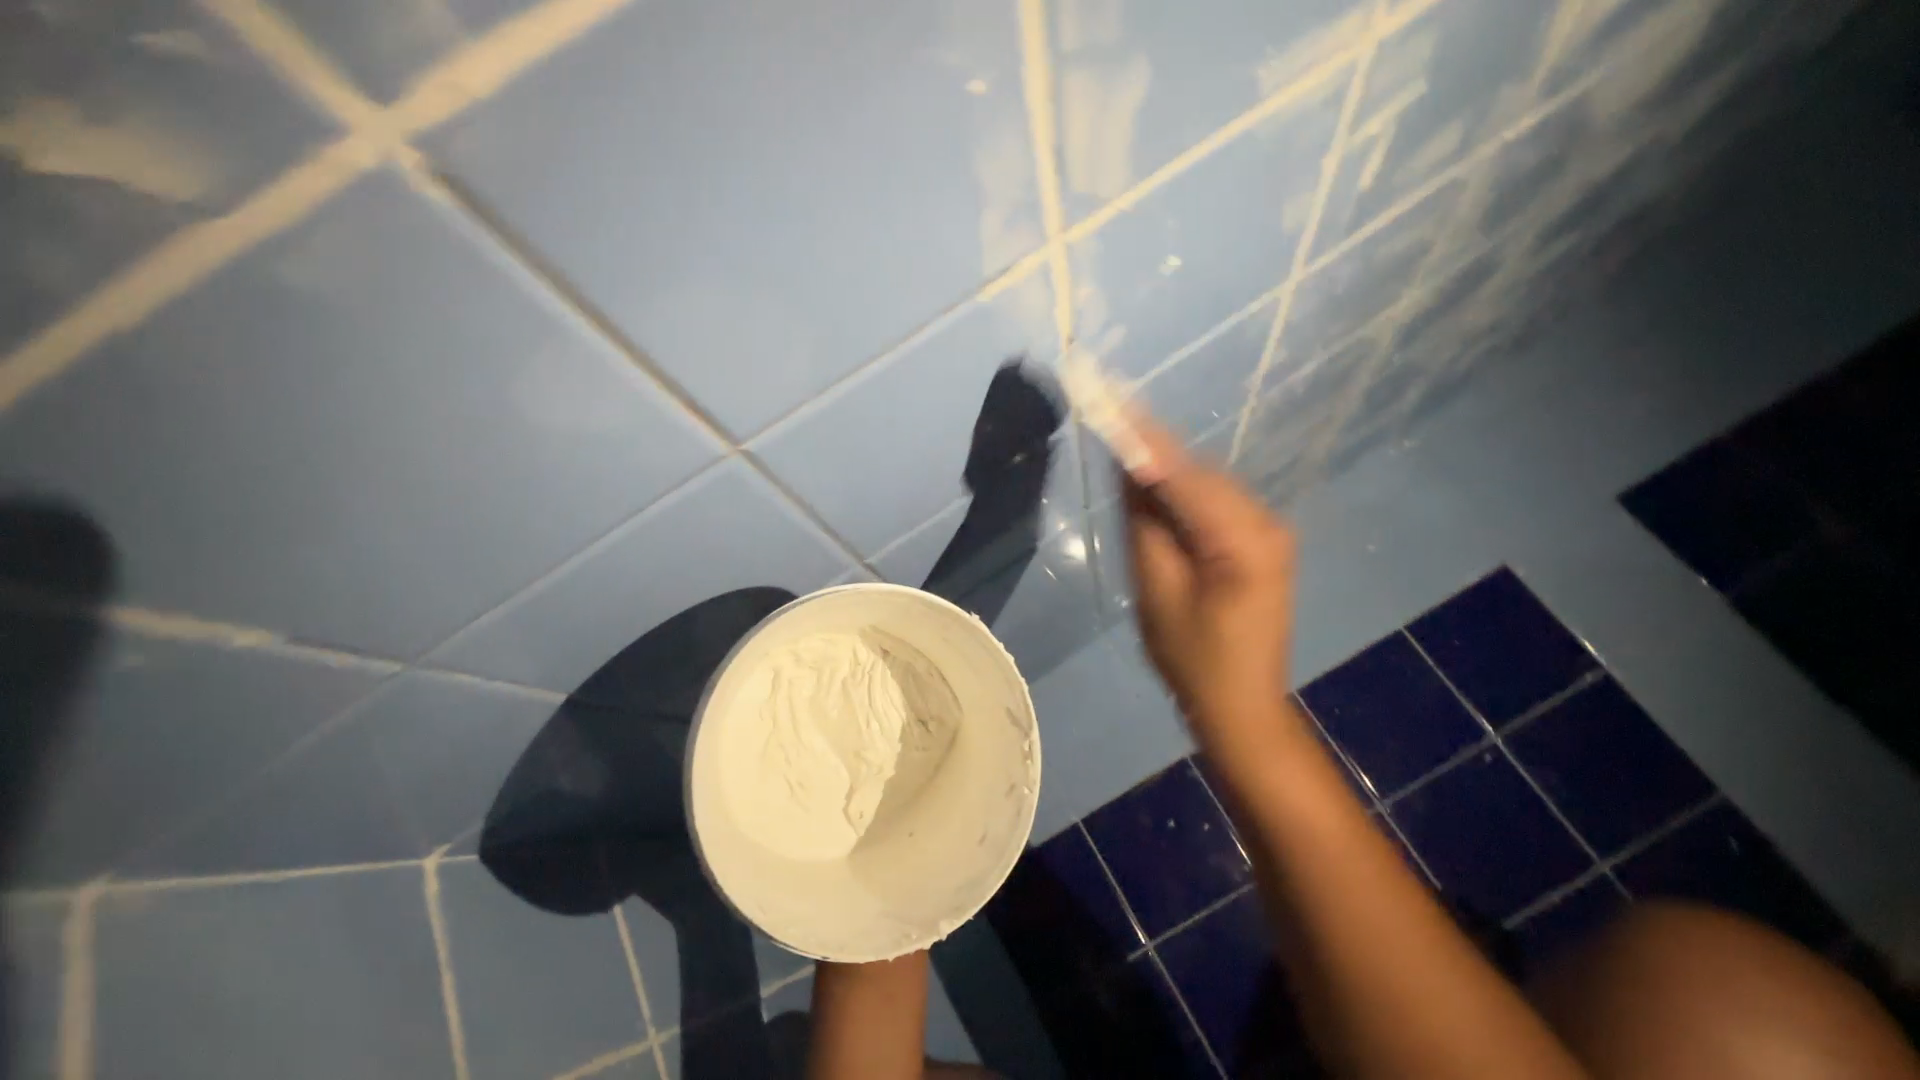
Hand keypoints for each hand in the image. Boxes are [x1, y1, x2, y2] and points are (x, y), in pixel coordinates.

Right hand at [1124, 418, 1298, 744]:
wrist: (1243, 705)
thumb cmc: (1194, 660)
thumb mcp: (1157, 593)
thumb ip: (1145, 524)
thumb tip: (1130, 469)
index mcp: (1245, 539)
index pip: (1185, 474)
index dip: (1144, 437)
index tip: (1110, 400)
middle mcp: (1266, 522)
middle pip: (1199, 472)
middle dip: (1152, 451)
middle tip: (1106, 426)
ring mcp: (1270, 530)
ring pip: (1206, 484)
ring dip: (1166, 473)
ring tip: (1121, 458)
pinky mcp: (1263, 540)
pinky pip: (1215, 503)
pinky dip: (1183, 494)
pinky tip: (1153, 494)